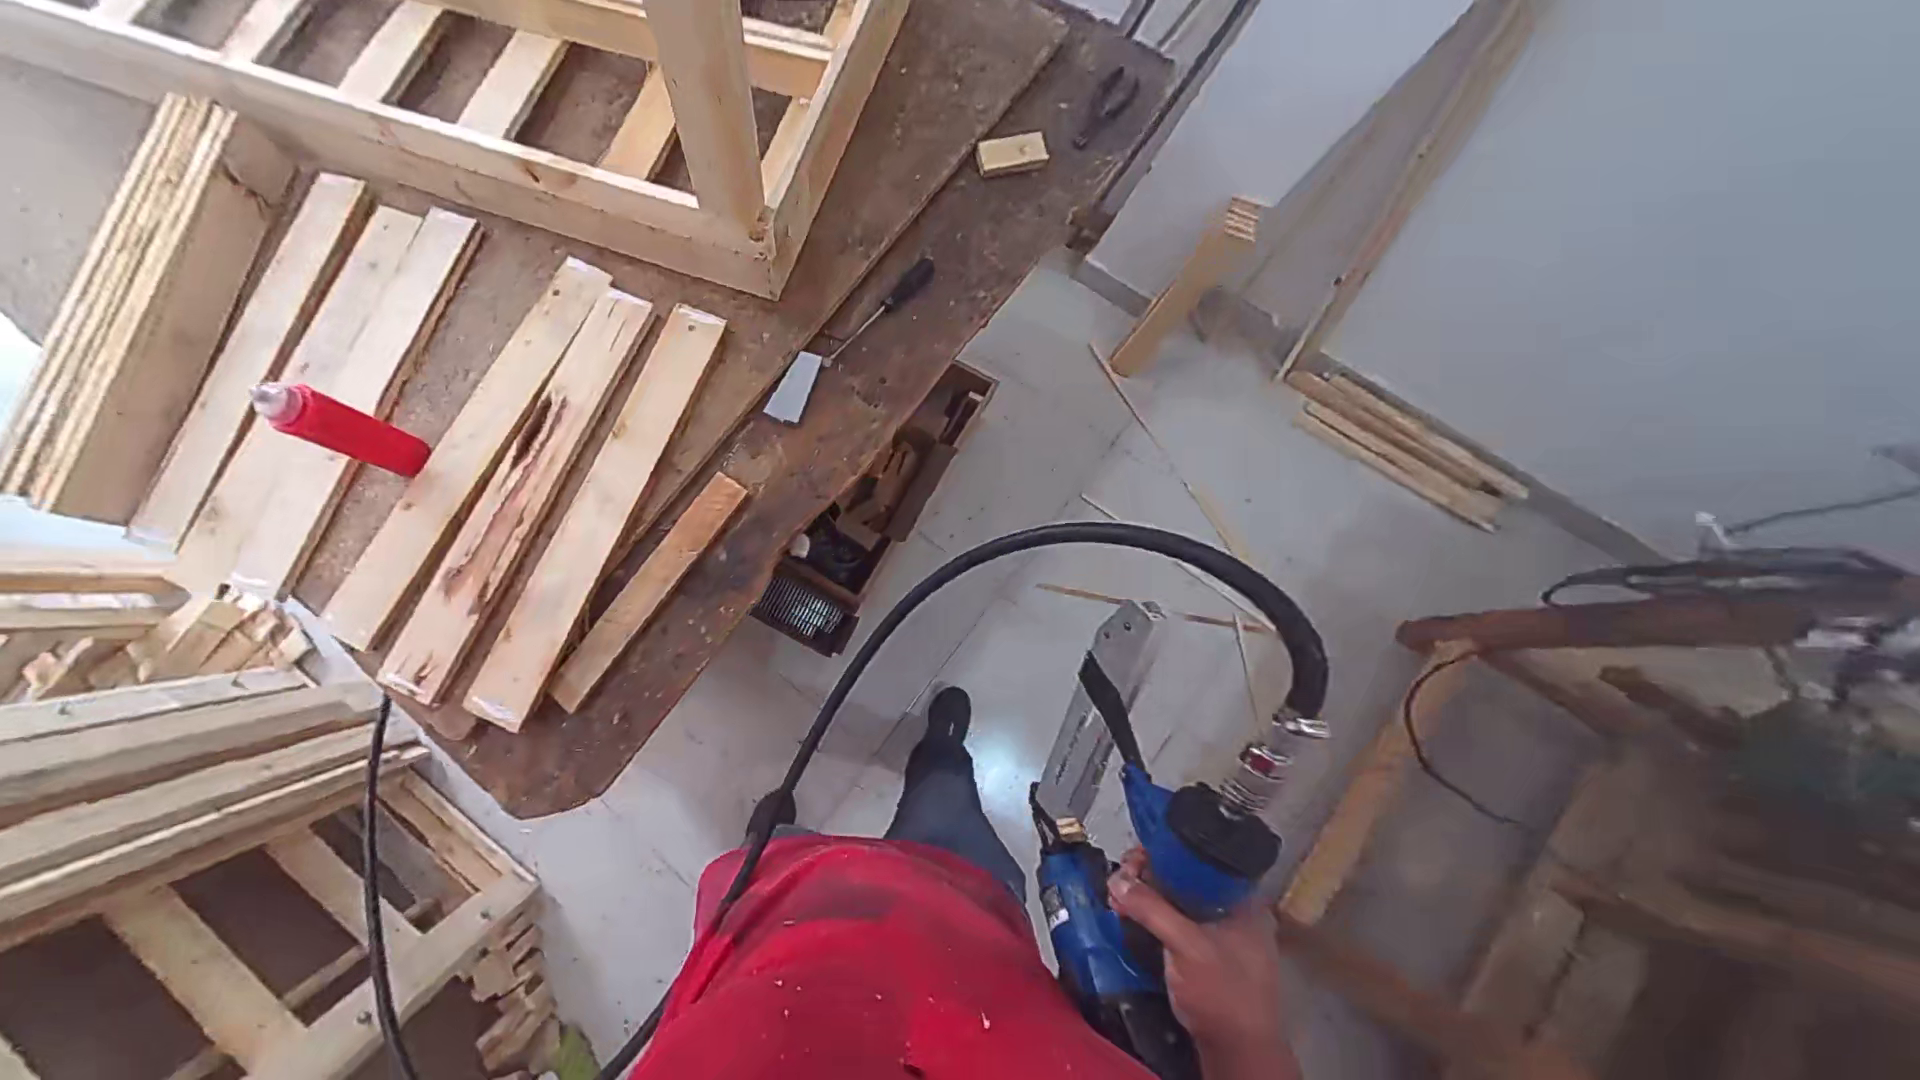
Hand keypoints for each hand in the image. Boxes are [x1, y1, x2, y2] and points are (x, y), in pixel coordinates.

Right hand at [1108, 850, 1298, 1079]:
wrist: (1239, 1058)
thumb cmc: (1223, 995)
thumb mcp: (1186, 946)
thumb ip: (1151, 909)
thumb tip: (1115, 879)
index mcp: (1242, 899)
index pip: (1198, 858)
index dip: (1163, 851)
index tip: (1133, 859)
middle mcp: (1233, 909)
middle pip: (1183, 876)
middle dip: (1147, 876)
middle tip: (1119, 882)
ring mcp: (1219, 932)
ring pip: (1175, 899)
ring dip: (1145, 897)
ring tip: (1117, 898)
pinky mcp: (1205, 953)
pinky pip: (1174, 921)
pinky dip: (1151, 917)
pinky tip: (1128, 916)